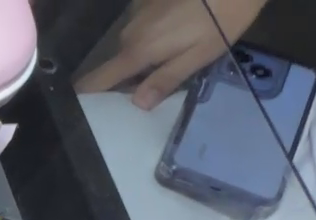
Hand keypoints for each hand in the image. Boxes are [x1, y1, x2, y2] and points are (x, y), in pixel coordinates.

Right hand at [76, 0, 268, 108]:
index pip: (94, 83)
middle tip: (157, 77)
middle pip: (116, 65)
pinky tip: (178, 24)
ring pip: (130, 45)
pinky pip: (141, 26)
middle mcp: (128, 35)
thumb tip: (138, 105)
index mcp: (137, 53)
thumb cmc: (228, 14)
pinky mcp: (148, 0)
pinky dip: (152, 32)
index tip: (92, 111)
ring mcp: (137, 14)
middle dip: (129, 75)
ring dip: (144, 52)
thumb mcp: (203, 53)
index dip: (87, 99)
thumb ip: (167, 79)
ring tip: (174, 46)